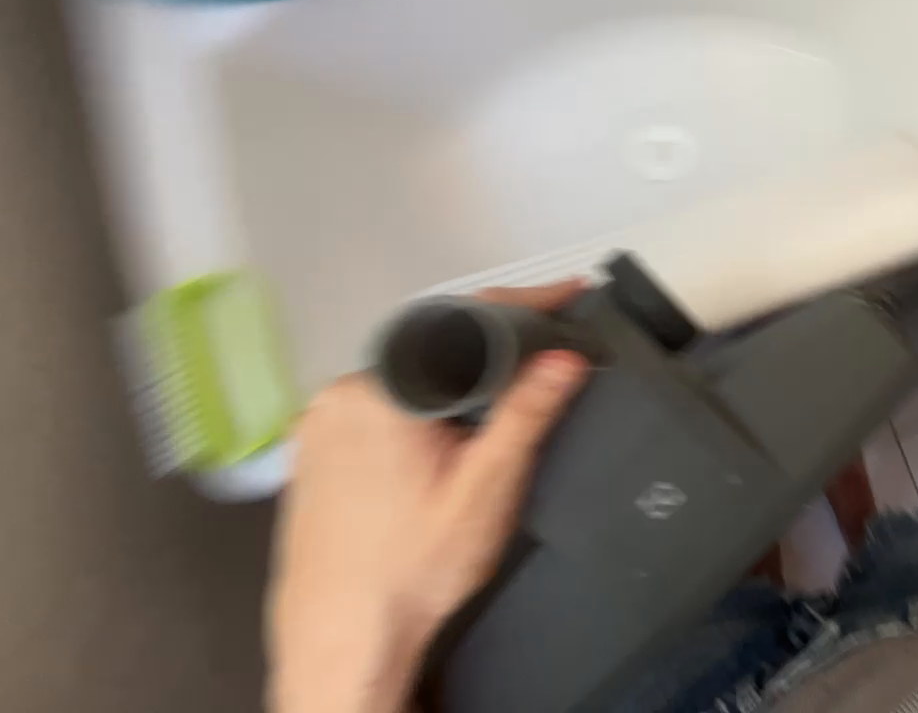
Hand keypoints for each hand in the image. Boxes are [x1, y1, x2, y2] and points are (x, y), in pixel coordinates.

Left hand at [267, 281, 591, 712]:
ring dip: (468, 370)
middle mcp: (341, 397)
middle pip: (439, 344)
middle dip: (500, 339)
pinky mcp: (319, 452)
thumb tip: (567, 355)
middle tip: (556, 345)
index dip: (528, 303)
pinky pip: (391, 399)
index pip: (465, 322)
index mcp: (380, 395)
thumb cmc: (416, 570)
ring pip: (417, 372)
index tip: (574, 292)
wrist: (343, 650)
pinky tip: (463, 424)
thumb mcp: (489, 485)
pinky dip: (436, 396)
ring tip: (521, 380)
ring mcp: (322, 425)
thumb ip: (527, 413)